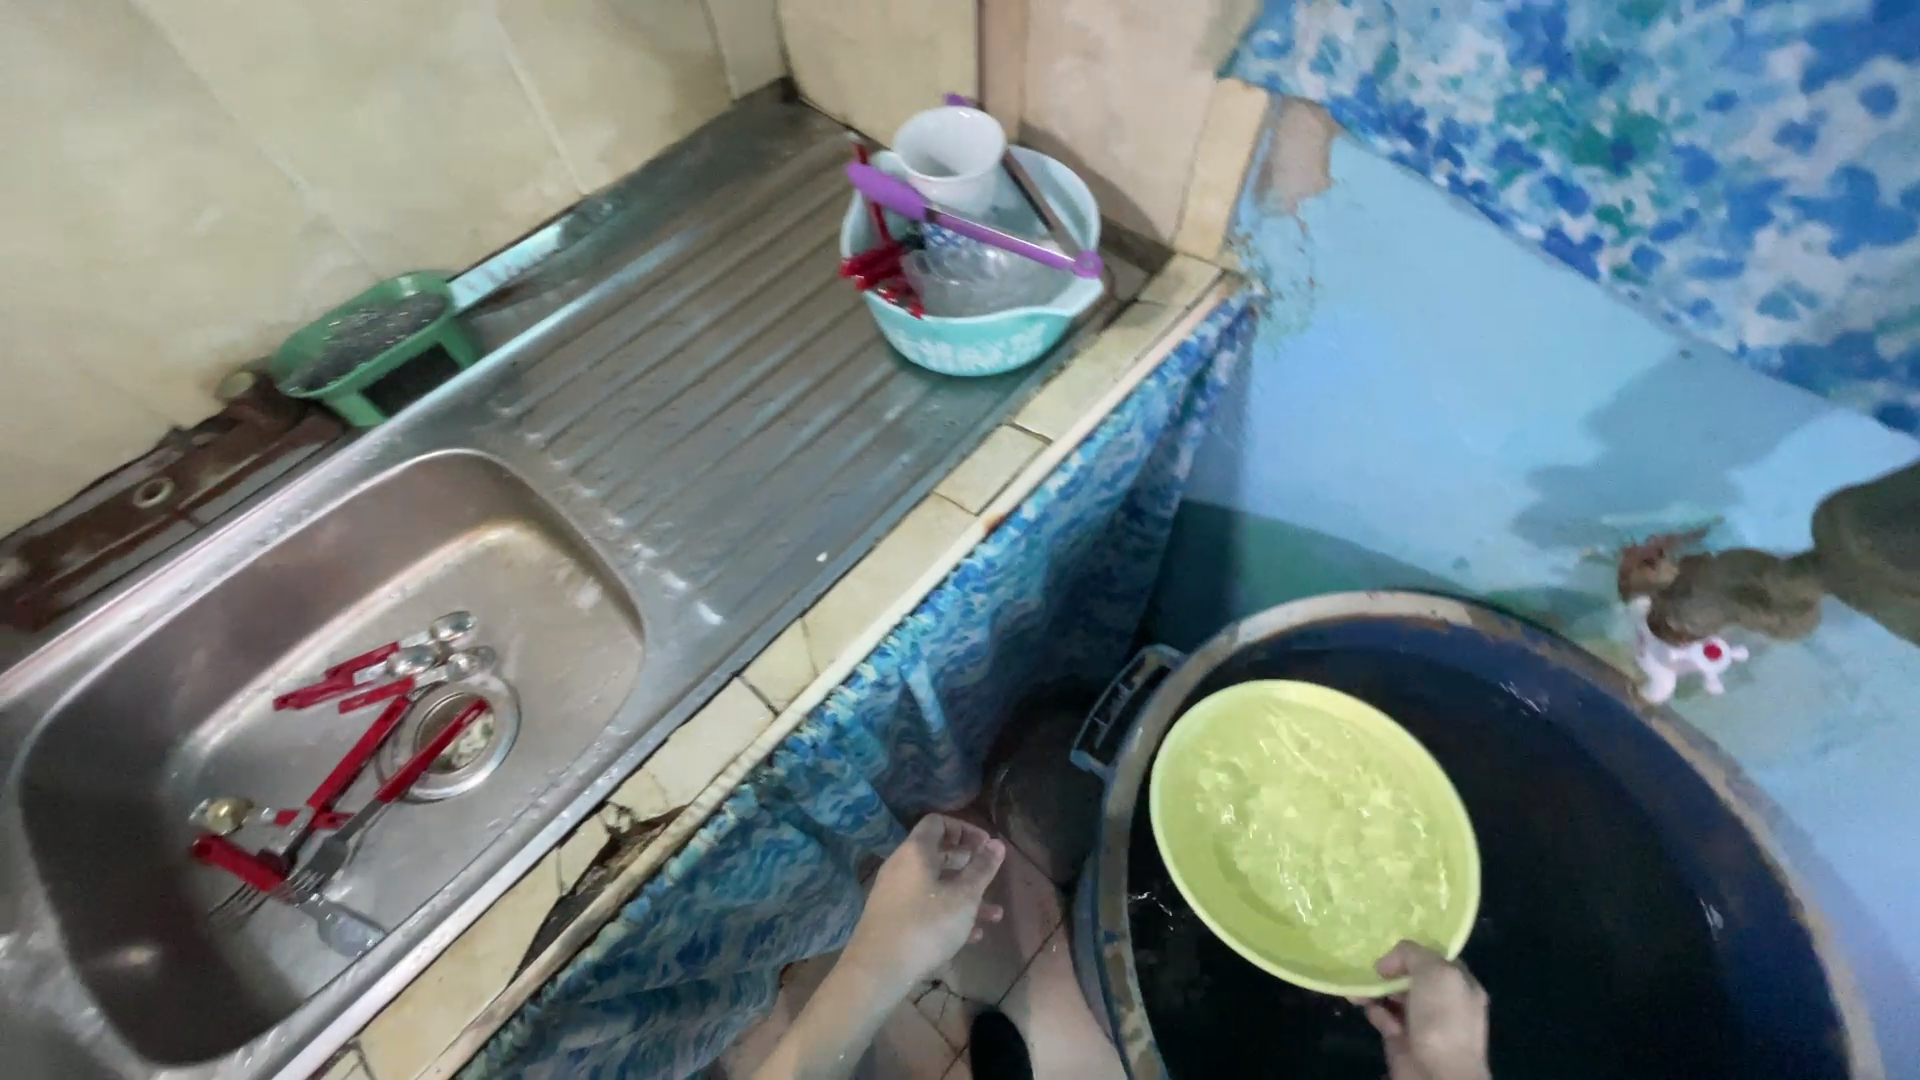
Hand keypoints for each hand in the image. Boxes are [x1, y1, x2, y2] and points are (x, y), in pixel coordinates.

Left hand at [842, 814, 1006, 995]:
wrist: (877, 970)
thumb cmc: (926, 925)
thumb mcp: (963, 897)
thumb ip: (982, 868)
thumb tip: (997, 843)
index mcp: (916, 851)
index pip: (938, 822)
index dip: (964, 829)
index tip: (985, 845)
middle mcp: (902, 865)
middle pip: (937, 853)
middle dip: (967, 864)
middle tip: (988, 873)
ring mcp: (895, 892)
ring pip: (935, 885)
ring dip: (964, 895)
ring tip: (994, 915)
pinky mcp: (892, 918)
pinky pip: (924, 906)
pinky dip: (947, 913)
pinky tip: (972, 936)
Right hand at [1355, 941, 1490, 1079]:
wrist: (1438, 1075)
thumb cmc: (1443, 1020)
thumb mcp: (1435, 971)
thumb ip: (1412, 953)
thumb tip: (1389, 963)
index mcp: (1460, 985)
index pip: (1435, 957)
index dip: (1414, 950)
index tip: (1390, 945)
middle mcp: (1443, 1002)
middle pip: (1409, 975)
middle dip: (1388, 969)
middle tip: (1373, 968)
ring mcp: (1421, 1020)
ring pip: (1391, 993)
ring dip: (1373, 987)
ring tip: (1358, 987)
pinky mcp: (1401, 1036)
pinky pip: (1381, 1014)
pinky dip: (1372, 1009)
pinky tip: (1367, 1007)